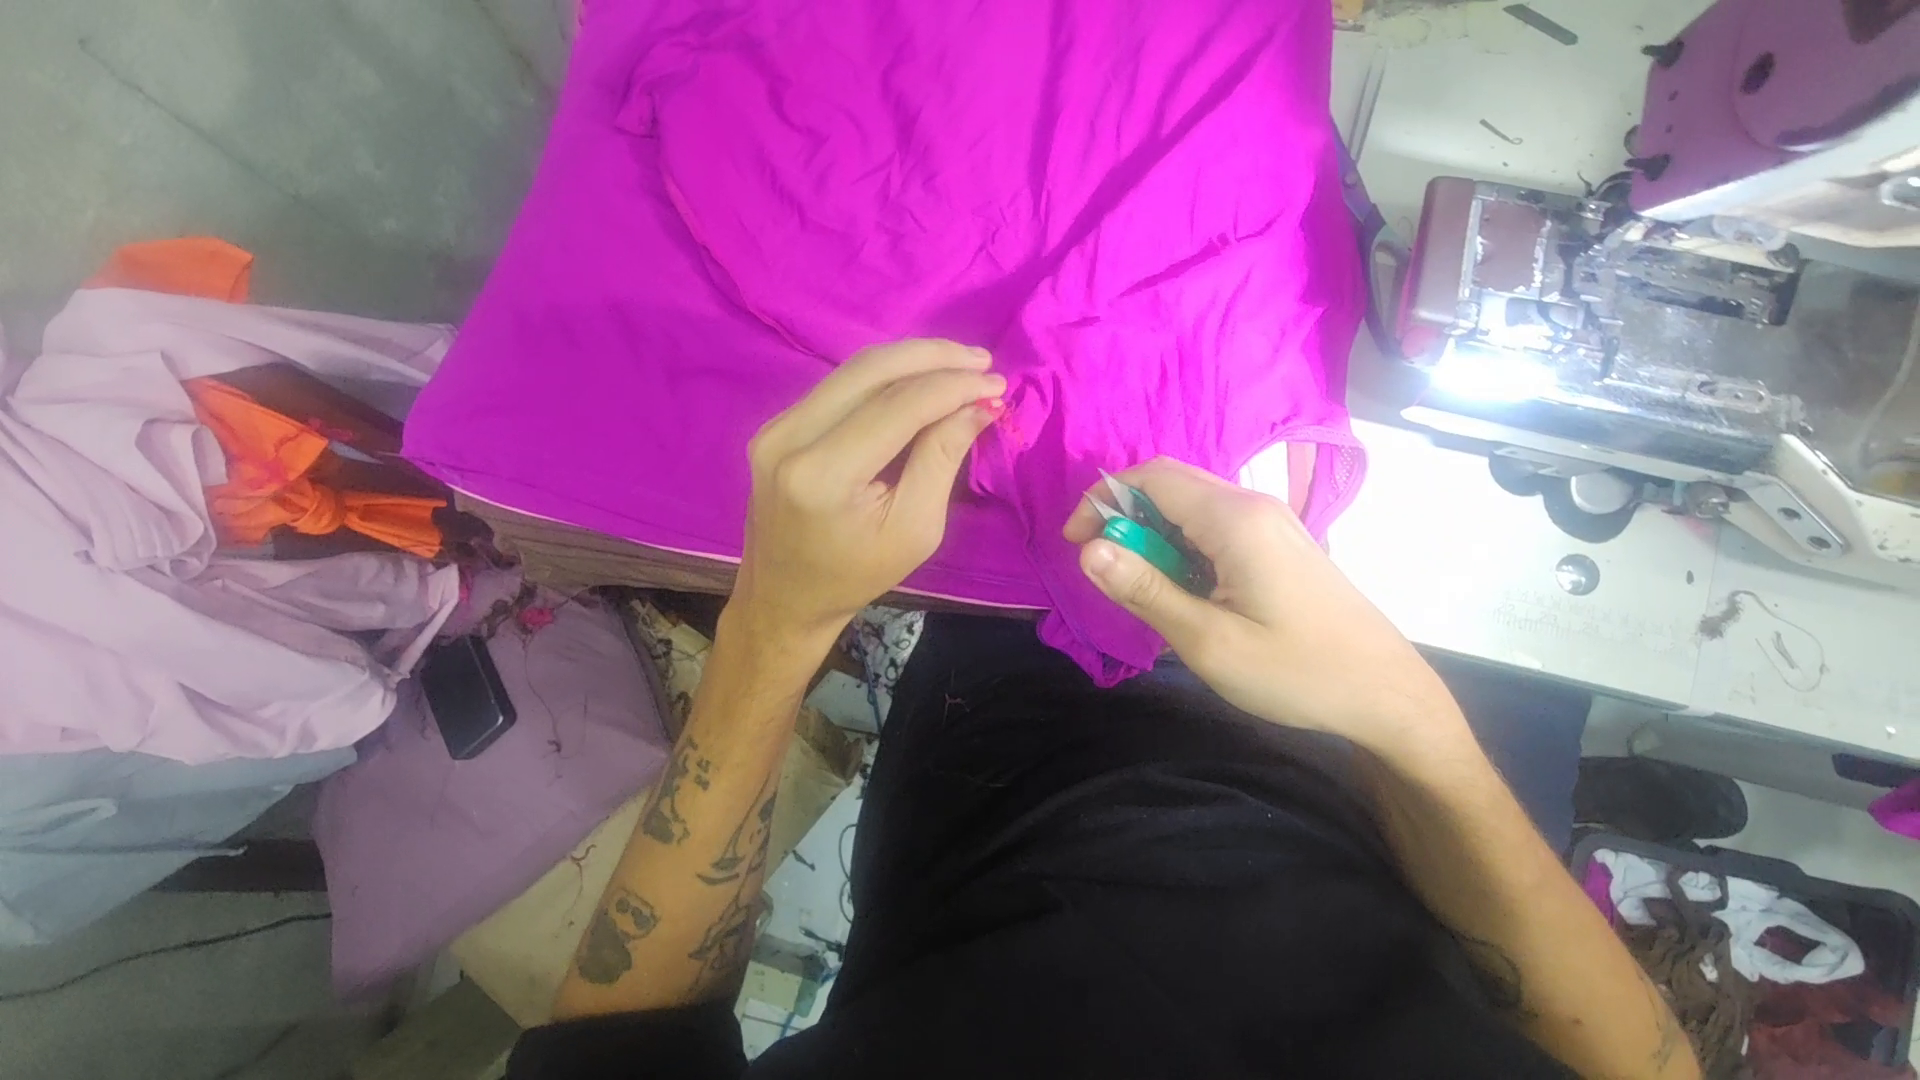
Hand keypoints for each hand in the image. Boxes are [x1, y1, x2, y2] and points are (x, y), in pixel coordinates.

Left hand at [732, 339, 1004, 645]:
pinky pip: (839, 387)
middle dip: (932, 358)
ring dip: (911, 361)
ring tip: (959, 365)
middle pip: (871, 371)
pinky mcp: (776, 425)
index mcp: (821, 475)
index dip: (951, 387)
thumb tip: (978, 403)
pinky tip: (919, 382)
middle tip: (981, 360)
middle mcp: (789, 439)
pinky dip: (885, 378)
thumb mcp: (915, 530)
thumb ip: (942, 460)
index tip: (995, 382)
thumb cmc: (856, 576)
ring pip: (853, 370)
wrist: (786, 598)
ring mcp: (776, 427)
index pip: (897, 407)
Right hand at [1062, 458, 1471, 757]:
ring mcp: (1273, 524)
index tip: (1076, 545)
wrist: (1387, 696)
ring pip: (1194, 507)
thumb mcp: (1208, 641)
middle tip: (1107, 571)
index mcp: (1235, 519)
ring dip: (1155, 536)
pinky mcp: (1281, 545)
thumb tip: (1088, 549)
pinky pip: (1217, 528)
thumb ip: (1145, 590)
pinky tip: (1186, 593)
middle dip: (1126, 518)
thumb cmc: (1297, 673)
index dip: (1103, 499)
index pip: (1151, 477)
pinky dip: (1184, 548)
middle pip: (1172, 485)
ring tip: (1145, 590)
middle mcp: (1254, 506)